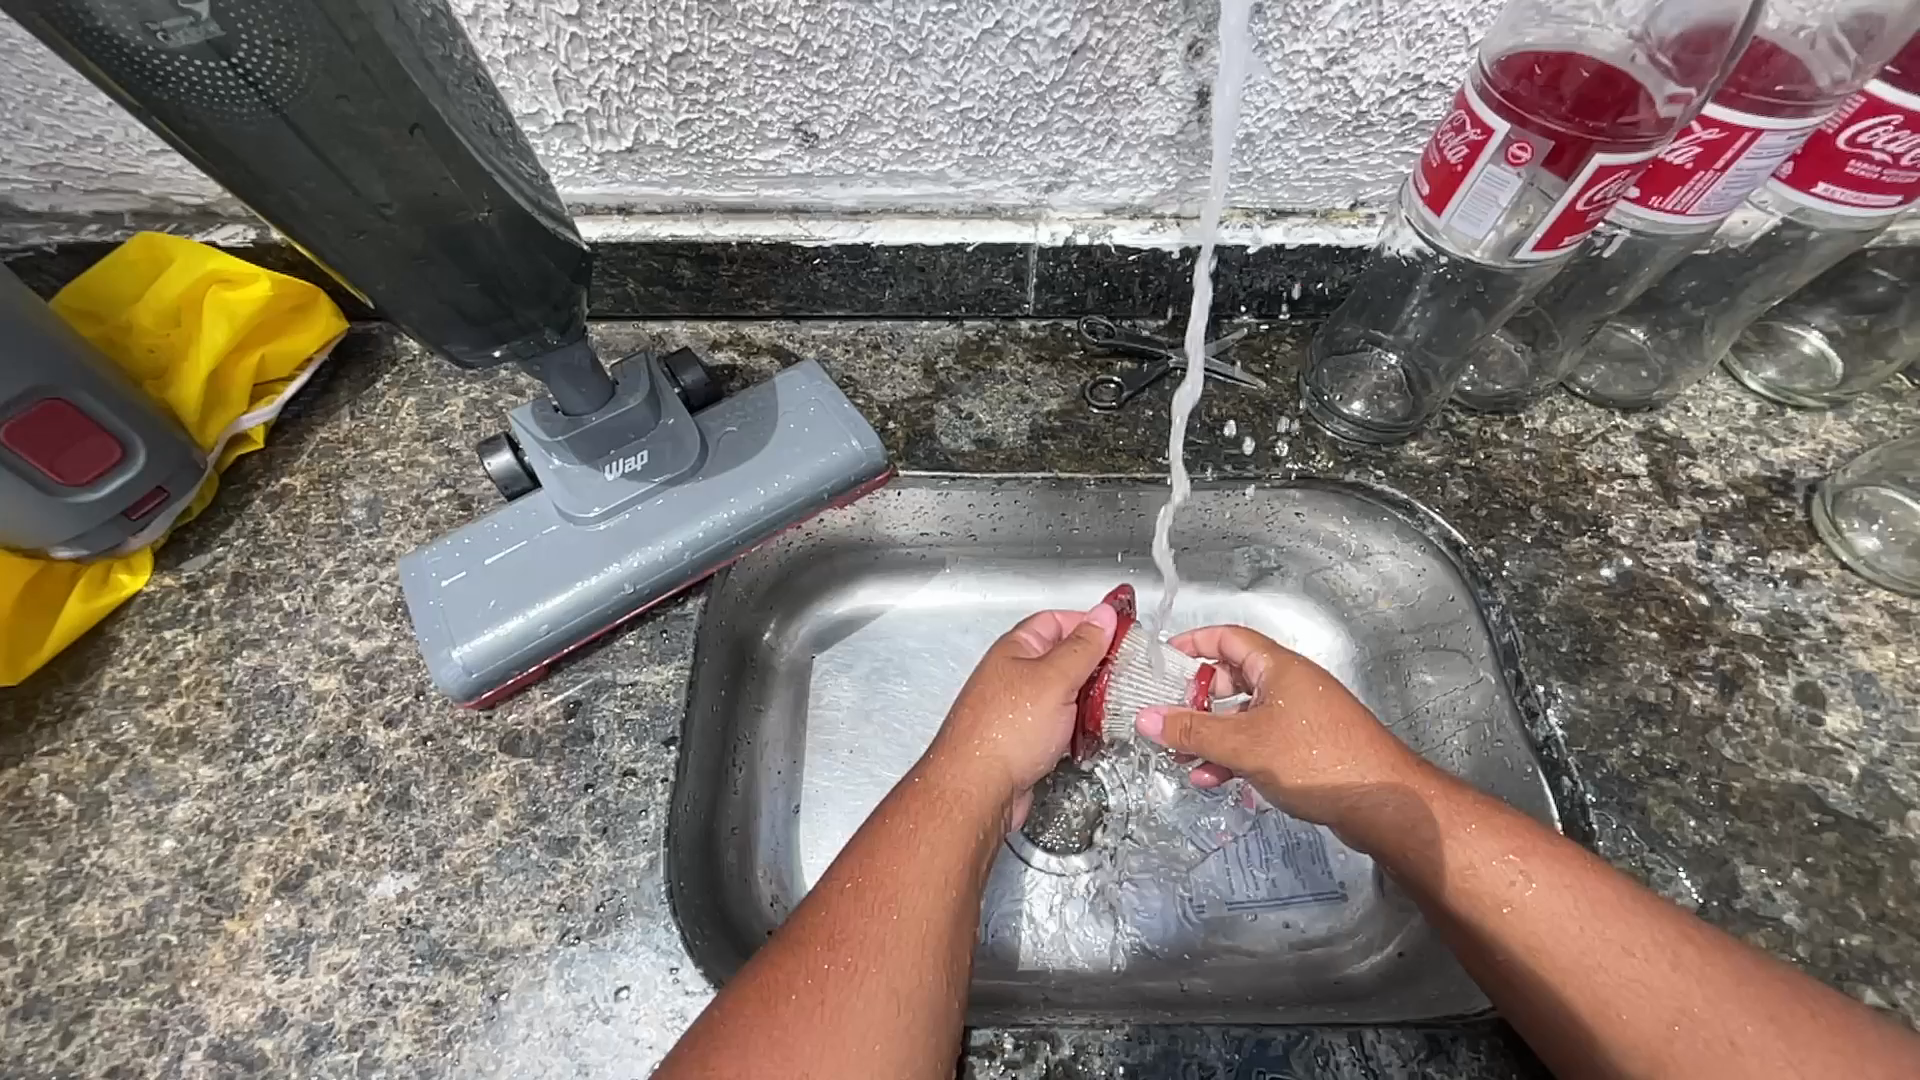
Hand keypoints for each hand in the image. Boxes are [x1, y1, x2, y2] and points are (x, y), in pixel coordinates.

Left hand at [921, 601, 1117, 828]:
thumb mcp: (1054, 679)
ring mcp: (1020, 707)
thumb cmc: (1002, 733)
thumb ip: (1082, 647)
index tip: (1121, 631)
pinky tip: (1089, 735)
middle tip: (1122, 674)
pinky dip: (1078, 727)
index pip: (1058, 620)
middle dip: (1094, 666)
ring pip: (1065, 694)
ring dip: (1089, 700)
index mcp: (1017, 648)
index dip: (1090, 623)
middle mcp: (1015, 674)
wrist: (978, 790)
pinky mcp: (1026, 738)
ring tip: (1108, 707)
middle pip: (1064, 658)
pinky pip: (1061, 723)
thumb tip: (1103, 616)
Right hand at [1134, 625, 1430, 832]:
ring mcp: (1298, 716)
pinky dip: (1233, 755)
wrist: (1386, 807)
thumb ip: (1191, 731)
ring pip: (1241, 715)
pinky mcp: (1305, 746)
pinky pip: (1257, 741)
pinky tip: (1214, 778)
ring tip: (1183, 757)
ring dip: (1211, 734)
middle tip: (1167, 717)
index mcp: (1277, 667)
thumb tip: (1146, 719)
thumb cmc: (1318, 760)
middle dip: (1195, 700)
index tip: (1162, 659)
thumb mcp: (1243, 744)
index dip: (1192, 643)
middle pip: (1230, 679)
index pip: (1226, 637)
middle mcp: (1288, 684)